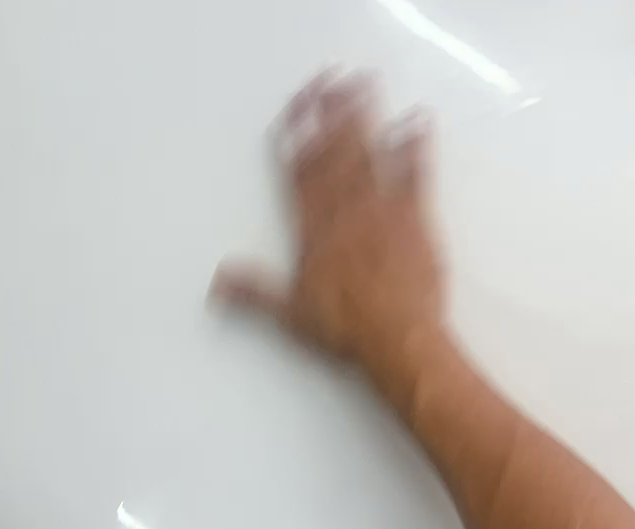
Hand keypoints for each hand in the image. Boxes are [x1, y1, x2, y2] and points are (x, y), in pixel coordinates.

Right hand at [213, 72, 448, 395]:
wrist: (398, 340)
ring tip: (362, 85)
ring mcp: (383, 214)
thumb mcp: (291, 315)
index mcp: (314, 232)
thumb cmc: (347, 329)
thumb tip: (218, 282)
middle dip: (329, 116)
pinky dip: (415, 147)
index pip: (300, 176)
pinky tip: (416, 123)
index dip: (296, 140)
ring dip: (365, 119)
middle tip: (327, 81)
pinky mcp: (416, 222)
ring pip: (370, 156)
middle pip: (334, 156)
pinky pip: (415, 176)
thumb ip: (254, 292)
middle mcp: (346, 214)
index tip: (293, 111)